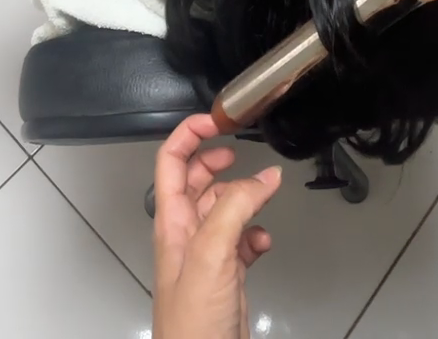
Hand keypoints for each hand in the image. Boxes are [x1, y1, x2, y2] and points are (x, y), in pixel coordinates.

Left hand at [153, 115, 281, 338]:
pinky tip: (265, 240)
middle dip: (216, 160)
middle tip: (238, 149)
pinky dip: (256, 233)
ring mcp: (206, 255)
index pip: (171, 160)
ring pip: (223, 208)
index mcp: (172, 220)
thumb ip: (234, 208)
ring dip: (244, 197)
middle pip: (196, 179)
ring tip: (266, 193)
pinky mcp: (226, 276)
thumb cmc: (193, 322)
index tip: (217, 119)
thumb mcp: (211, 253)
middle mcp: (186, 233)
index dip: (189, 134)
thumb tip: (264, 177)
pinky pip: (241, 241)